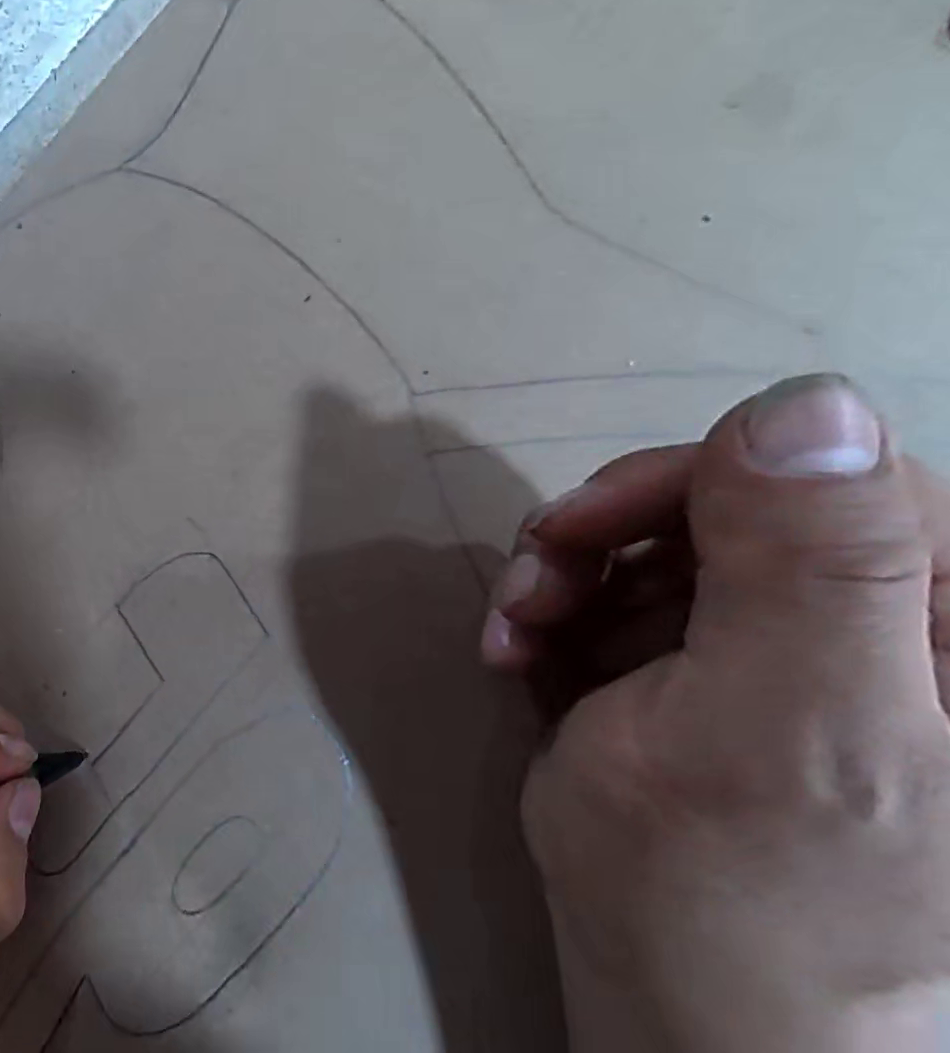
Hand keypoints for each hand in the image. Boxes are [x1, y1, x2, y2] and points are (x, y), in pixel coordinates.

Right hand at [482, 374, 949, 1050]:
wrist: (677, 986)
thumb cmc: (736, 879)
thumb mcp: (782, 725)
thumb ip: (812, 569)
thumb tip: (803, 403)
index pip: (824, 475)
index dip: (685, 484)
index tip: (574, 534)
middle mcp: (876, 623)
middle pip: (720, 507)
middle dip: (597, 537)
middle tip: (525, 591)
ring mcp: (772, 646)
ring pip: (649, 550)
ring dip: (557, 577)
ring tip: (512, 634)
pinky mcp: (687, 668)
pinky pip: (610, 598)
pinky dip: (549, 615)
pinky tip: (519, 654)